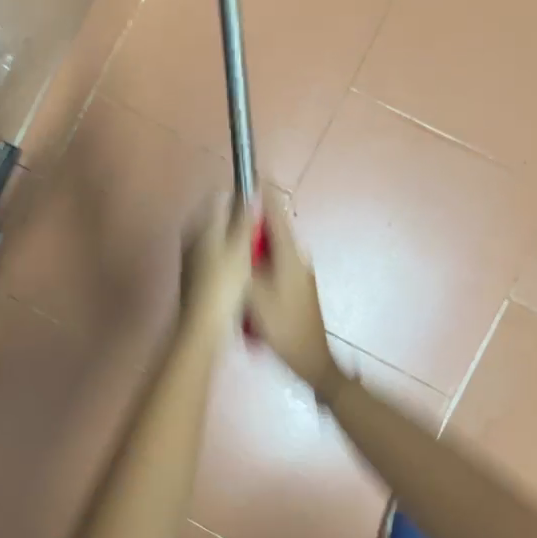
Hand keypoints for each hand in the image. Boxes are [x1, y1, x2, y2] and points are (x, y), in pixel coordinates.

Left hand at [178, 193, 256, 334]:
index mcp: (199, 224)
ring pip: (220, 241)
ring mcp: (192, 257)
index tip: (260, 213)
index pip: (220, 198)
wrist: (203, 325)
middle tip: (263, 238)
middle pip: (220, 220)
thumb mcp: (240, 247)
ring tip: (258, 259)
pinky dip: (232, 264)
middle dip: (242, 226)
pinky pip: (219, 260)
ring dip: (238, 247)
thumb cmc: (223, 283)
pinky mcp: (196, 277)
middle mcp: (191, 236)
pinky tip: (245, 277)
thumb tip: (254, 190)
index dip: (242, 200)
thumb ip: (245, 217)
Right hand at [247, 190, 344, 398]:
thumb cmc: (281, 326)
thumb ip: (244, 259)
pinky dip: (258, 268)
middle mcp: (297, 257)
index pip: (274, 211)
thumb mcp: (253, 293)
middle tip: (224, 228)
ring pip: (270, 251)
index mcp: (288, 253)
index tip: (248, 176)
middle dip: (248, 227)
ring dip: (251, 252)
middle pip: (270, 230)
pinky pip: (274, 266)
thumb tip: (235, 232)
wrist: (312, 361)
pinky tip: (244, 288)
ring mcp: (300, 273)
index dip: (261, 192)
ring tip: (230, 261)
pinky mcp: (298, 287)